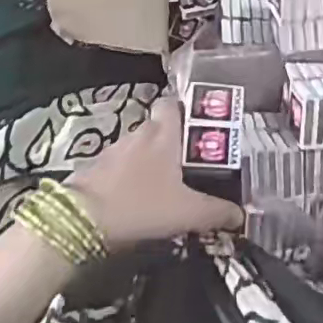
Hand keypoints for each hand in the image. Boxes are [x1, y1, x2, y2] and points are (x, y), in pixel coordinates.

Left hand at [66, 96, 243, 246]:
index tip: (198, 130)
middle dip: (172, 143)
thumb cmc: (141, 205)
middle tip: (188, 166)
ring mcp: (114, 148)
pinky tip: (136, 198)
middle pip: (159, 127)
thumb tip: (241, 215)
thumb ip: (216, 212)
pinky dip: (130, 175)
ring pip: (139, 146)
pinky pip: (121, 164)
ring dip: (150, 160)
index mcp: (163, 133)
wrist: (82, 219)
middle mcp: (139, 132)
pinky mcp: (96, 166)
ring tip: (163, 186)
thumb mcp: (186, 213)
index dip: (185, 111)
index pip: (173, 103)